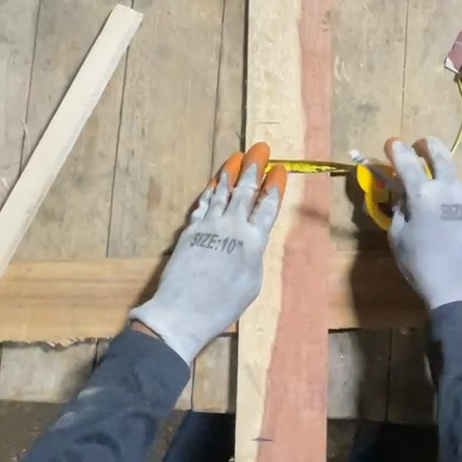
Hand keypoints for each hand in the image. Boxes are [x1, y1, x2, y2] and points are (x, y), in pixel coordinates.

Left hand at [130, 142, 284, 362]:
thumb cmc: (223, 305)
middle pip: (245, 191)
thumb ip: (253, 254)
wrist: (183, 311)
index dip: (274, 186)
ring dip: (230, 173)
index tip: (278, 169)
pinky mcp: (191, 230)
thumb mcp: (252, 282)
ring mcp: (210, 225)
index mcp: (253, 241)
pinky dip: (210, 191)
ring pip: (222, 192)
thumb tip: (251, 239)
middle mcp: (233, 226)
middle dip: (253, 168)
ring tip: (236, 157)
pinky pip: (204, 204)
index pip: (267, 206)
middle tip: (259, 149)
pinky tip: (213, 182)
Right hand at [386, 136, 461, 310]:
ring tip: (436, 205)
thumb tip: (403, 198)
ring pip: (454, 183)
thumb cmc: (423, 266)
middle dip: (429, 145)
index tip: (392, 142)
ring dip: (443, 185)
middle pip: (441, 156)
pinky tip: (454, 227)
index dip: (398, 150)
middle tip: (422, 144)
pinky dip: (457, 207)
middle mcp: (449, 189)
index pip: (407, 163)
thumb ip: (399, 212)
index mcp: (423, 194)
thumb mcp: (399, 239)